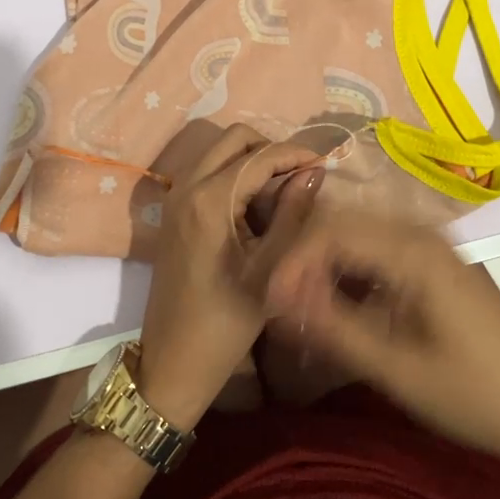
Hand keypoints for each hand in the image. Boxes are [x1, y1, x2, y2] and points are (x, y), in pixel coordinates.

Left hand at [137, 125, 321, 429]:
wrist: (173, 360)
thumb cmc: (226, 322)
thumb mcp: (270, 269)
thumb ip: (293, 214)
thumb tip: (314, 172)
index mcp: (209, 199)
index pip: (260, 155)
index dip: (296, 154)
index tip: (326, 166)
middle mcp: (186, 186)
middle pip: (234, 138)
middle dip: (271, 150)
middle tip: (301, 178)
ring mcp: (175, 197)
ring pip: (219, 153)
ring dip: (251, 161)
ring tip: (283, 193)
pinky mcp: (174, 212)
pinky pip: (207, 172)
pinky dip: (234, 175)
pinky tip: (256, 208)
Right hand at [262, 210, 499, 470]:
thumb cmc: (478, 395)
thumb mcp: (398, 368)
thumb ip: (335, 326)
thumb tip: (277, 296)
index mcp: (414, 250)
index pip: (332, 230)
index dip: (292, 261)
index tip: (266, 301)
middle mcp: (421, 234)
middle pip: (342, 225)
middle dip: (303, 261)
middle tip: (277, 306)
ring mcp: (432, 248)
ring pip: (358, 238)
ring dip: (325, 269)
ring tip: (301, 312)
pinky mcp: (436, 267)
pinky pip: (379, 255)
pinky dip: (351, 278)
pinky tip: (339, 312)